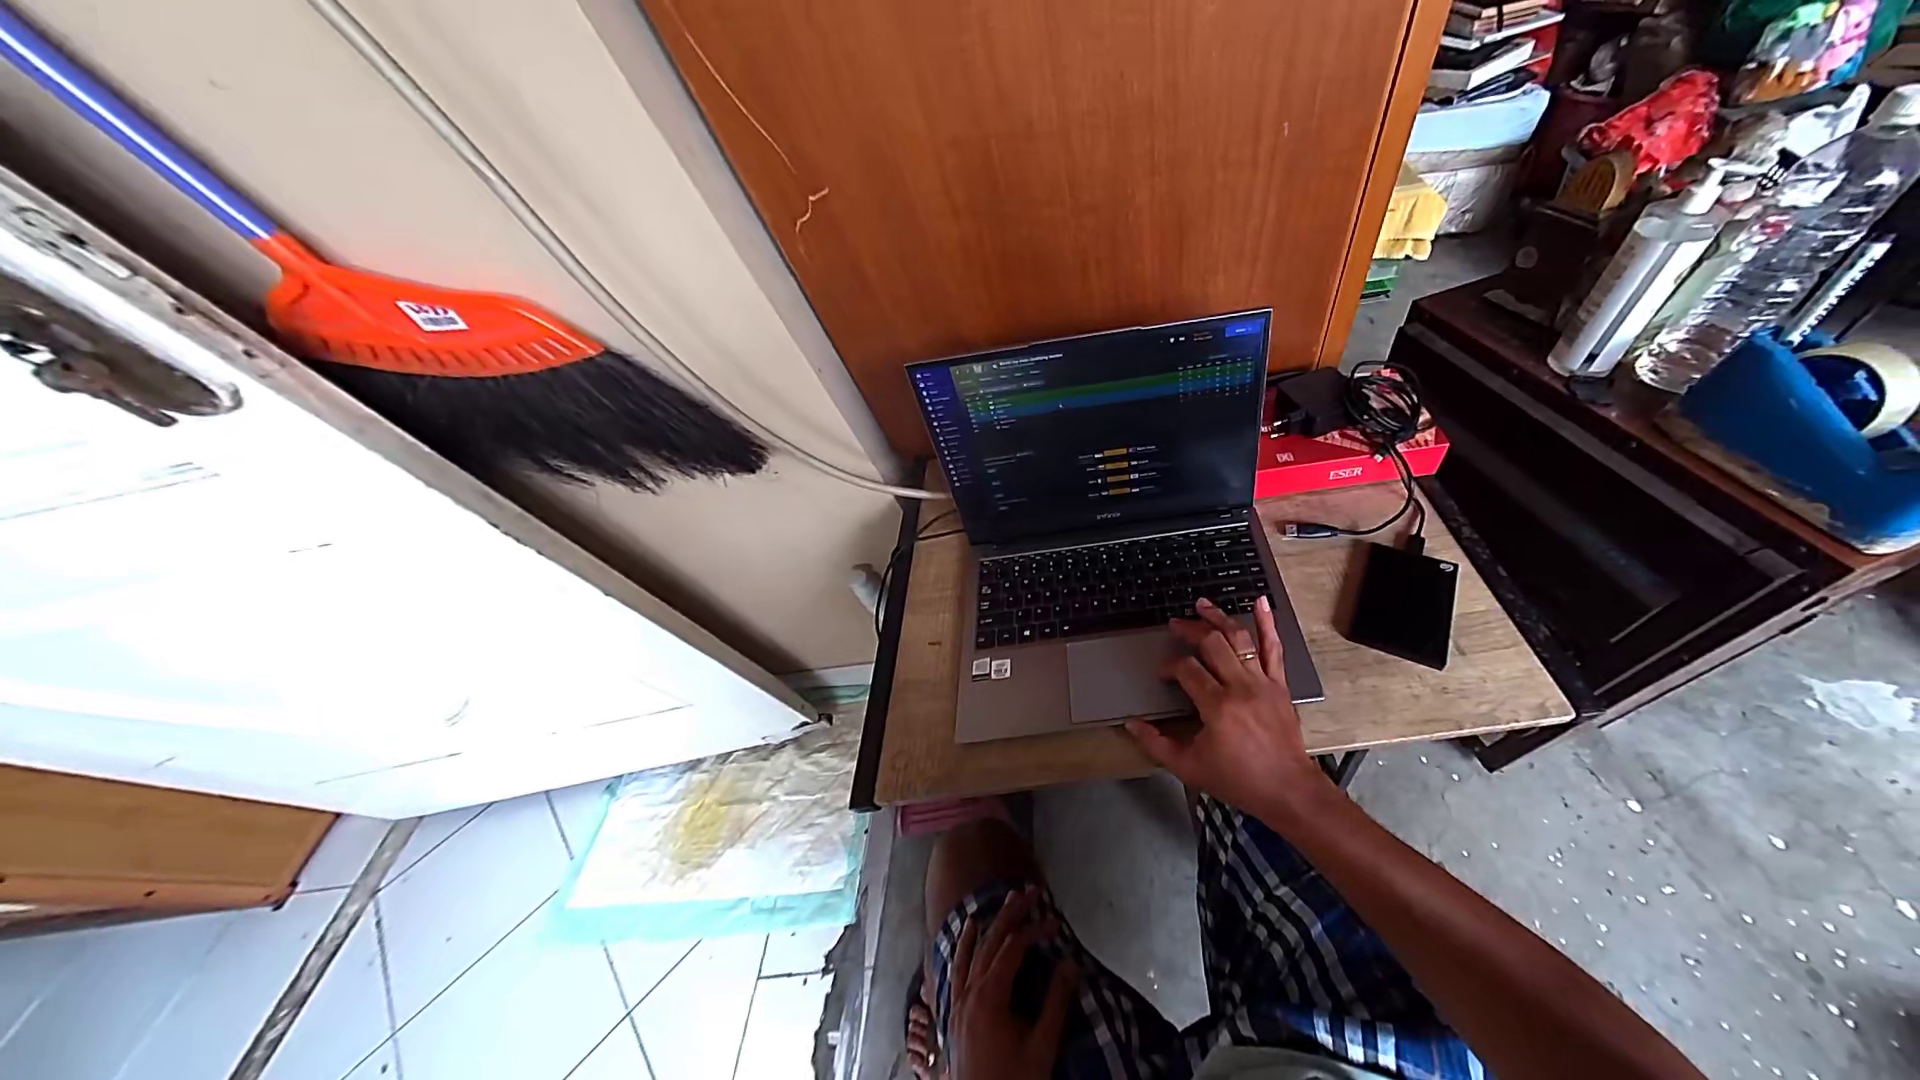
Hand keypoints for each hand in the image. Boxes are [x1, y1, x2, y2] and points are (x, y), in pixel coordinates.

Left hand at [947, 887, 1079, 1079]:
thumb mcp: (1042, 1047)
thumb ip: (1056, 1003)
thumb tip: (1071, 962)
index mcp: (989, 996)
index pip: (1013, 949)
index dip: (1034, 930)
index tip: (1056, 923)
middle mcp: (969, 991)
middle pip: (990, 940)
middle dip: (1012, 913)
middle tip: (1031, 891)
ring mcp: (957, 1001)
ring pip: (972, 950)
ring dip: (990, 923)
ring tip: (1004, 901)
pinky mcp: (953, 1012)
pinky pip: (957, 967)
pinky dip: (965, 944)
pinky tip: (970, 932)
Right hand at [1126, 596, 1331, 817]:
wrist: (1288, 791)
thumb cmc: (1239, 781)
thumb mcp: (1188, 767)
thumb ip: (1155, 743)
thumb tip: (1131, 724)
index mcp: (1217, 706)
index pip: (1186, 669)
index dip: (1168, 666)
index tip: (1163, 674)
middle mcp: (1241, 688)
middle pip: (1212, 643)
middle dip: (1190, 630)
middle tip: (1175, 626)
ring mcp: (1264, 683)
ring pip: (1240, 638)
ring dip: (1220, 618)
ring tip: (1203, 605)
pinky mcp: (1280, 685)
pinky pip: (1275, 648)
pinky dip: (1268, 623)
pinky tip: (1259, 603)